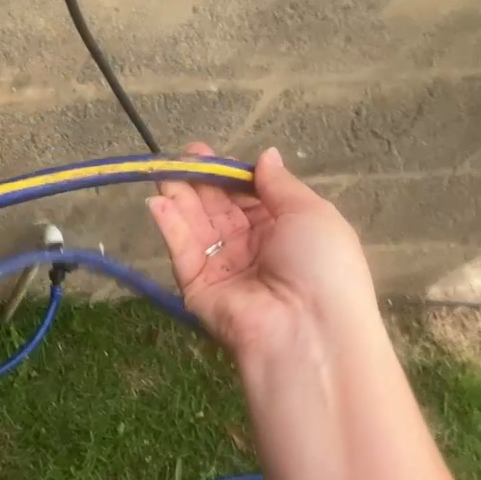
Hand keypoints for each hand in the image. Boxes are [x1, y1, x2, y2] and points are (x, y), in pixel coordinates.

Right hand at [147, 144, 378, 361]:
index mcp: (283, 229)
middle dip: (199, 182)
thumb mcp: (311, 213)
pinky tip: (158, 203)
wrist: (304, 326)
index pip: (247, 197)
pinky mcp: (195, 287)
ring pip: (196, 227)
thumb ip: (280, 185)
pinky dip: (170, 227)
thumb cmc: (322, 264)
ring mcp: (221, 267)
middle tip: (178, 156)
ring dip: (180, 198)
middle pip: (218, 209)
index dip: (228, 174)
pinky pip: (183, 252)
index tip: (206, 153)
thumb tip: (264, 156)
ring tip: (162, 171)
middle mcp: (250, 247)